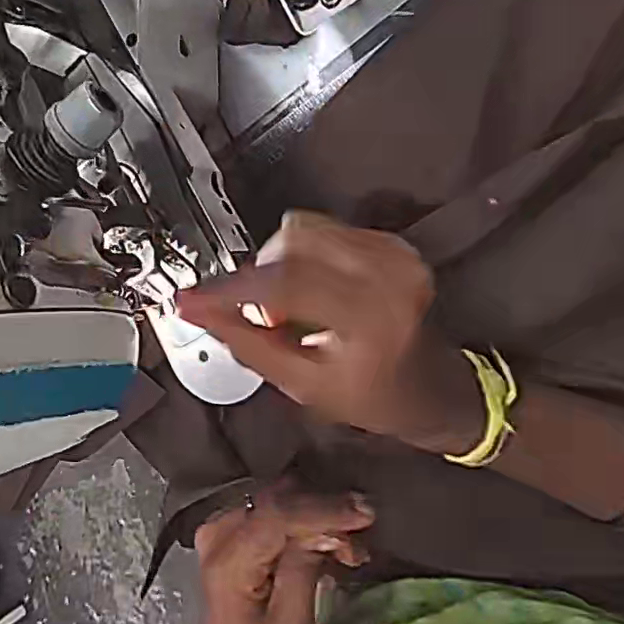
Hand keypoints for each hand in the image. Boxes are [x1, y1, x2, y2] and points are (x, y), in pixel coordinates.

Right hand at [177, 211, 486, 454]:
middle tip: (263, 312)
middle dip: (259, 274)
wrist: (428, 383)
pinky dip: (304, 255)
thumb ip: (244, 341)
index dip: (229, 287)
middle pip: (289, 245)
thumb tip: (195, 309)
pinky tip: (313, 287)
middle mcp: (387, 277)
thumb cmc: (369, 393)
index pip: (282, 284)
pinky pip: (325, 229)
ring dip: (280, 262)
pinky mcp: (392, 243)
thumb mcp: (300, 383)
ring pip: (303, 230)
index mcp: (369, 320)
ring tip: (290, 303)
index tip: (195, 296)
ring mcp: (394, 255)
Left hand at [190, 479, 374, 623]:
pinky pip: (272, 507)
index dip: (323, 509)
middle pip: (279, 499)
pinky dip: (303, 517)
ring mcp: (220, 524)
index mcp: (229, 559)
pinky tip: (326, 542)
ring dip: (317, 515)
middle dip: (325, 513)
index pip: (276, 514)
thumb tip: (325, 530)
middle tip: (359, 541)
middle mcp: (218, 530)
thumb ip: (304, 570)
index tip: (364, 512)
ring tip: (347, 548)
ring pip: (279, 497)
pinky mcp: (229, 525)